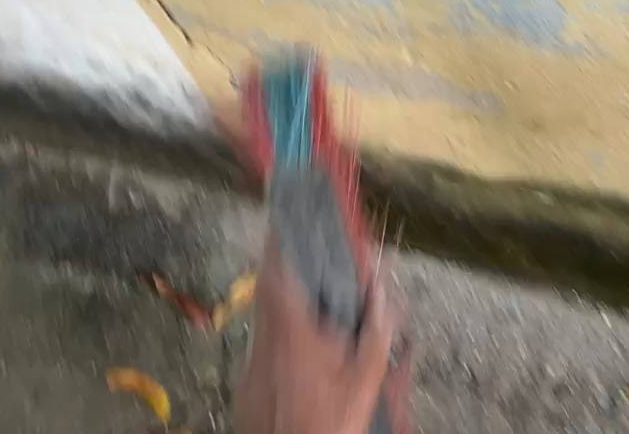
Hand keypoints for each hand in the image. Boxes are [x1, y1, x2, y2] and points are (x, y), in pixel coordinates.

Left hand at [233, 232, 401, 433]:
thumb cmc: (331, 423)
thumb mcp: (366, 379)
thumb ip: (376, 329)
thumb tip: (384, 287)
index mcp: (291, 334)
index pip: (276, 274)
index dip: (277, 241)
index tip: (282, 216)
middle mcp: (263, 345)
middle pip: (264, 292)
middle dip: (280, 265)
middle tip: (298, 247)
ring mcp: (249, 369)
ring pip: (261, 321)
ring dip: (280, 302)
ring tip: (307, 297)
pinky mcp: (244, 390)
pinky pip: (260, 347)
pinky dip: (277, 334)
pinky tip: (299, 349)